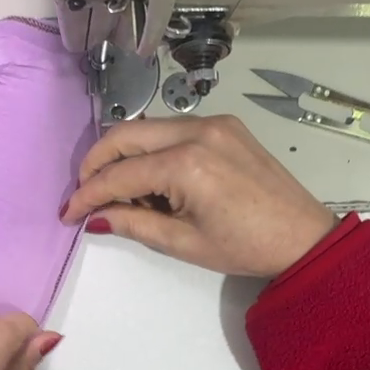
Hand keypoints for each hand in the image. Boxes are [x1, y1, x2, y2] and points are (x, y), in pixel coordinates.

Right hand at [59, 115, 337, 277]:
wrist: (302, 235)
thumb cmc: (245, 247)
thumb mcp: (183, 243)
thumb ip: (134, 223)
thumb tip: (96, 217)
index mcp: (186, 164)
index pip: (119, 174)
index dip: (87, 195)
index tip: (68, 213)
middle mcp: (197, 131)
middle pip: (125, 134)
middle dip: (96, 163)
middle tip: (84, 193)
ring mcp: (213, 122)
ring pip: (147, 127)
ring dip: (124, 154)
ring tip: (119, 192)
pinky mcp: (225, 124)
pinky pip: (172, 129)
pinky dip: (152, 149)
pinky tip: (151, 179)